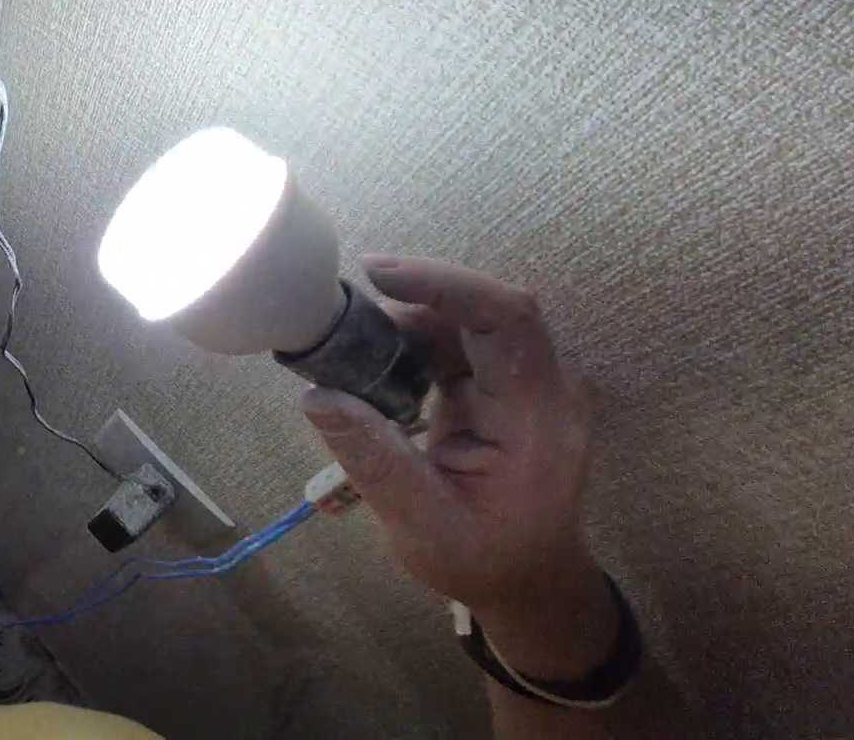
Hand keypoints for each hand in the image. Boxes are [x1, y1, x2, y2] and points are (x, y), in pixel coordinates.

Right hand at [300, 255, 615, 678]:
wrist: (527, 580)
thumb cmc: (484, 559)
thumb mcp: (423, 525)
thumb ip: (374, 459)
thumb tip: (315, 393)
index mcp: (536, 417)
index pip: (507, 320)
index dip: (444, 284)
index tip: (377, 273)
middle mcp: (538, 387)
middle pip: (483, 308)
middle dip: (413, 293)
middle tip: (343, 304)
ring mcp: (518, 382)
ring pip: (460, 318)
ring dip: (401, 320)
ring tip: (347, 344)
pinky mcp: (494, 384)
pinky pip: (450, 338)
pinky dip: (403, 339)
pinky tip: (369, 361)